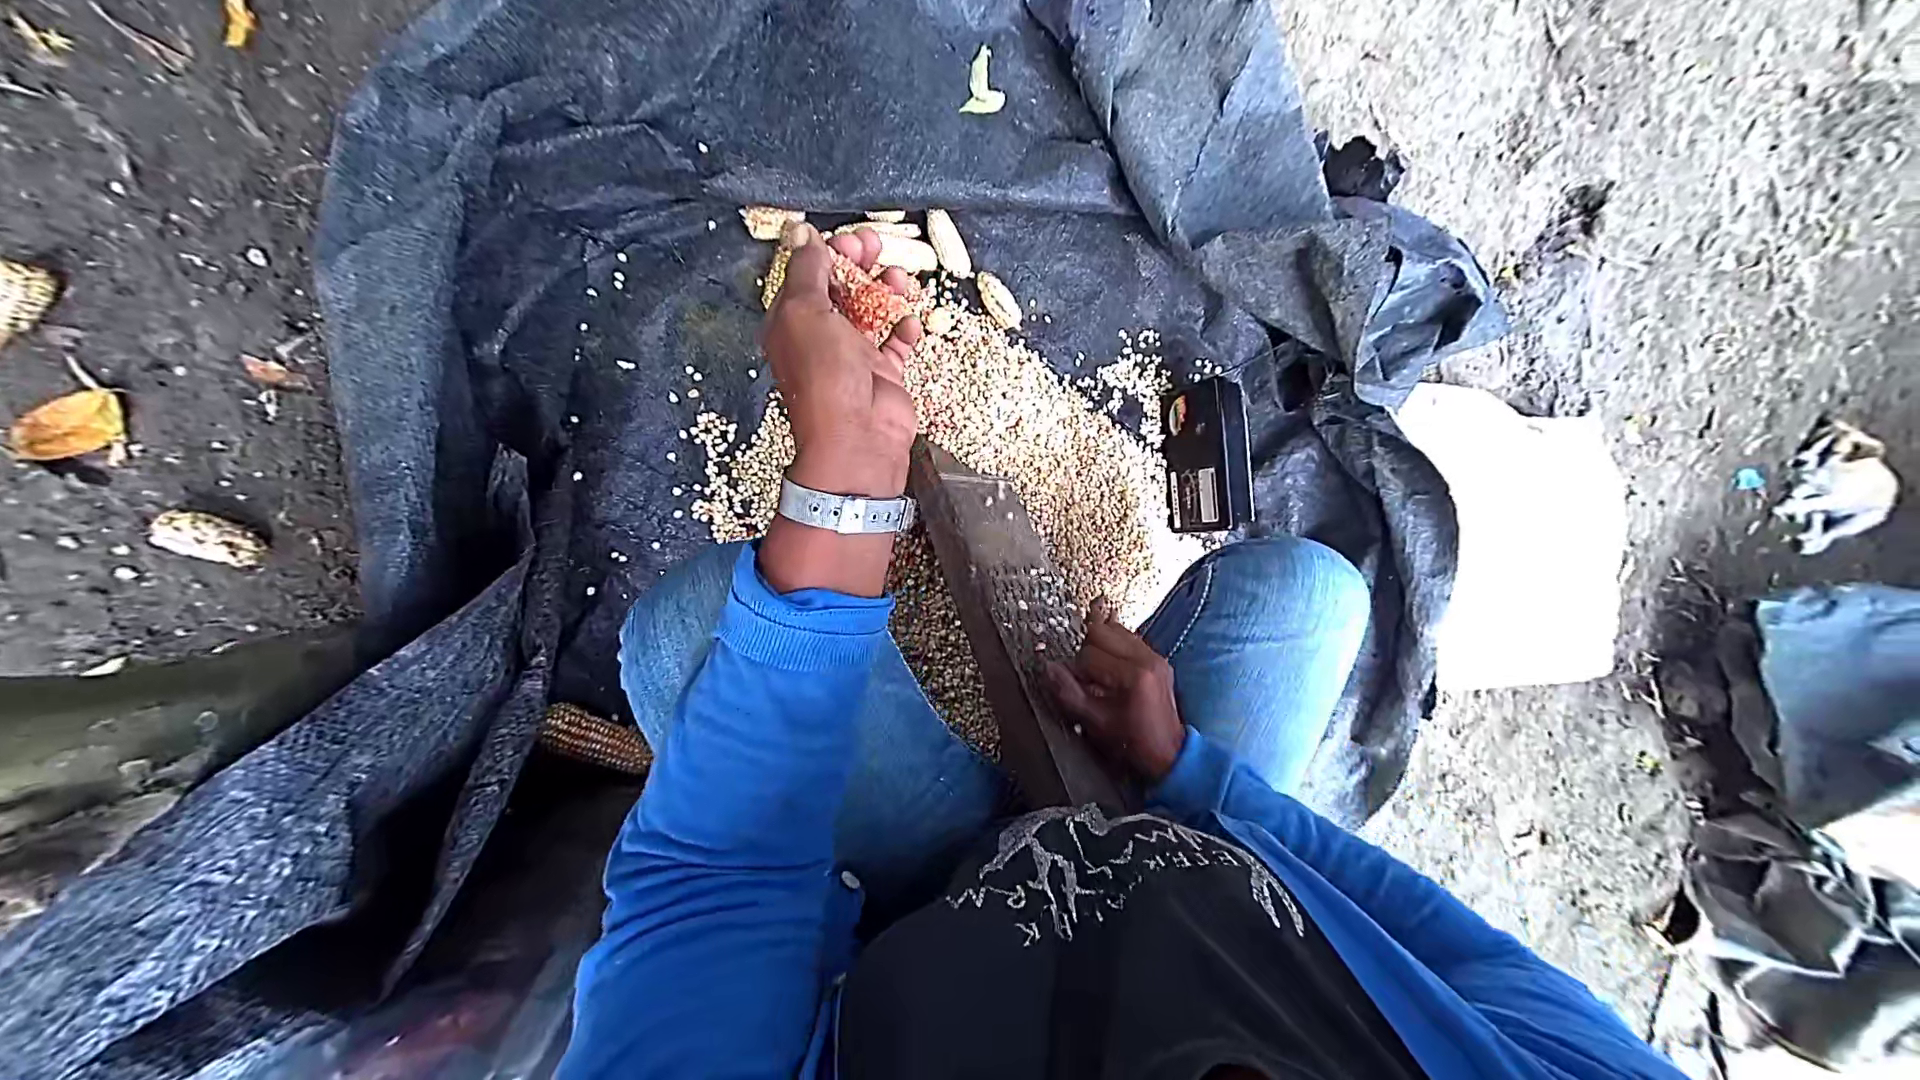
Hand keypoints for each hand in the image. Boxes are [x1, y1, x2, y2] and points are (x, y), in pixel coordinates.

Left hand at [761, 224, 921, 497]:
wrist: (857, 438)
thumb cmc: (825, 377)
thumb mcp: (805, 311)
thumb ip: (808, 270)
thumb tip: (804, 236)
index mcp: (792, 323)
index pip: (809, 277)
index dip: (830, 253)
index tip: (852, 239)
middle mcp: (821, 339)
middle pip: (842, 290)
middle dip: (861, 265)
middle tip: (877, 247)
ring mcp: (853, 357)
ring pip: (872, 311)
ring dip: (886, 290)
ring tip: (899, 279)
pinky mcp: (883, 373)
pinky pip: (896, 343)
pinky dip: (904, 329)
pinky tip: (909, 322)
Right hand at [1044, 598, 1185, 782]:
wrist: (1167, 752)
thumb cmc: (1135, 741)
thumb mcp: (1096, 721)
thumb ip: (1069, 693)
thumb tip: (1049, 669)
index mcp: (1133, 676)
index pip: (1088, 654)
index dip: (1076, 670)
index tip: (1077, 685)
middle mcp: (1147, 660)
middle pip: (1100, 631)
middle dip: (1086, 652)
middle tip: (1087, 674)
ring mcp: (1155, 657)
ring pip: (1114, 629)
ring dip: (1100, 645)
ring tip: (1100, 670)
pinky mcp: (1158, 658)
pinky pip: (1129, 637)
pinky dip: (1115, 647)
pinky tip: (1112, 667)